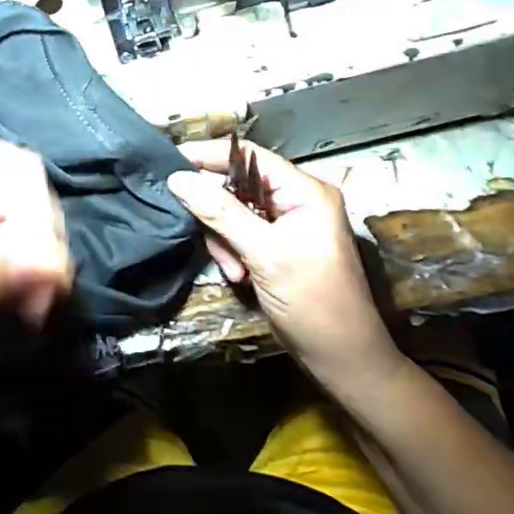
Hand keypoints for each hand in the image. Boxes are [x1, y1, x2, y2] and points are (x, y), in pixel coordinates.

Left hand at [0, 120, 73, 384]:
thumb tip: (53, 266)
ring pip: (14, 179)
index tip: (42, 308)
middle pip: (18, 173)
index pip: (10, 183)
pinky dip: (10, 227)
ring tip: (21, 289)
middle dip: (40, 237)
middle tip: (35, 304)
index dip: (40, 241)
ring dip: (30, 234)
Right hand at [166, 140, 399, 384]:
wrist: (341, 357)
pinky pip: (242, 235)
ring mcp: (288, 225)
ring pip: (235, 214)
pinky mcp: (278, 247)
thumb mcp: (264, 253)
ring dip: (225, 241)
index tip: (172, 162)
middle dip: (219, 214)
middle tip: (211, 241)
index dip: (211, 156)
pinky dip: (234, 253)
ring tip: (234, 271)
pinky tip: (240, 276)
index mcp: (305, 191)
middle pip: (238, 187)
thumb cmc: (312, 301)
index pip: (250, 157)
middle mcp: (297, 201)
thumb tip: (178, 178)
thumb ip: (220, 212)